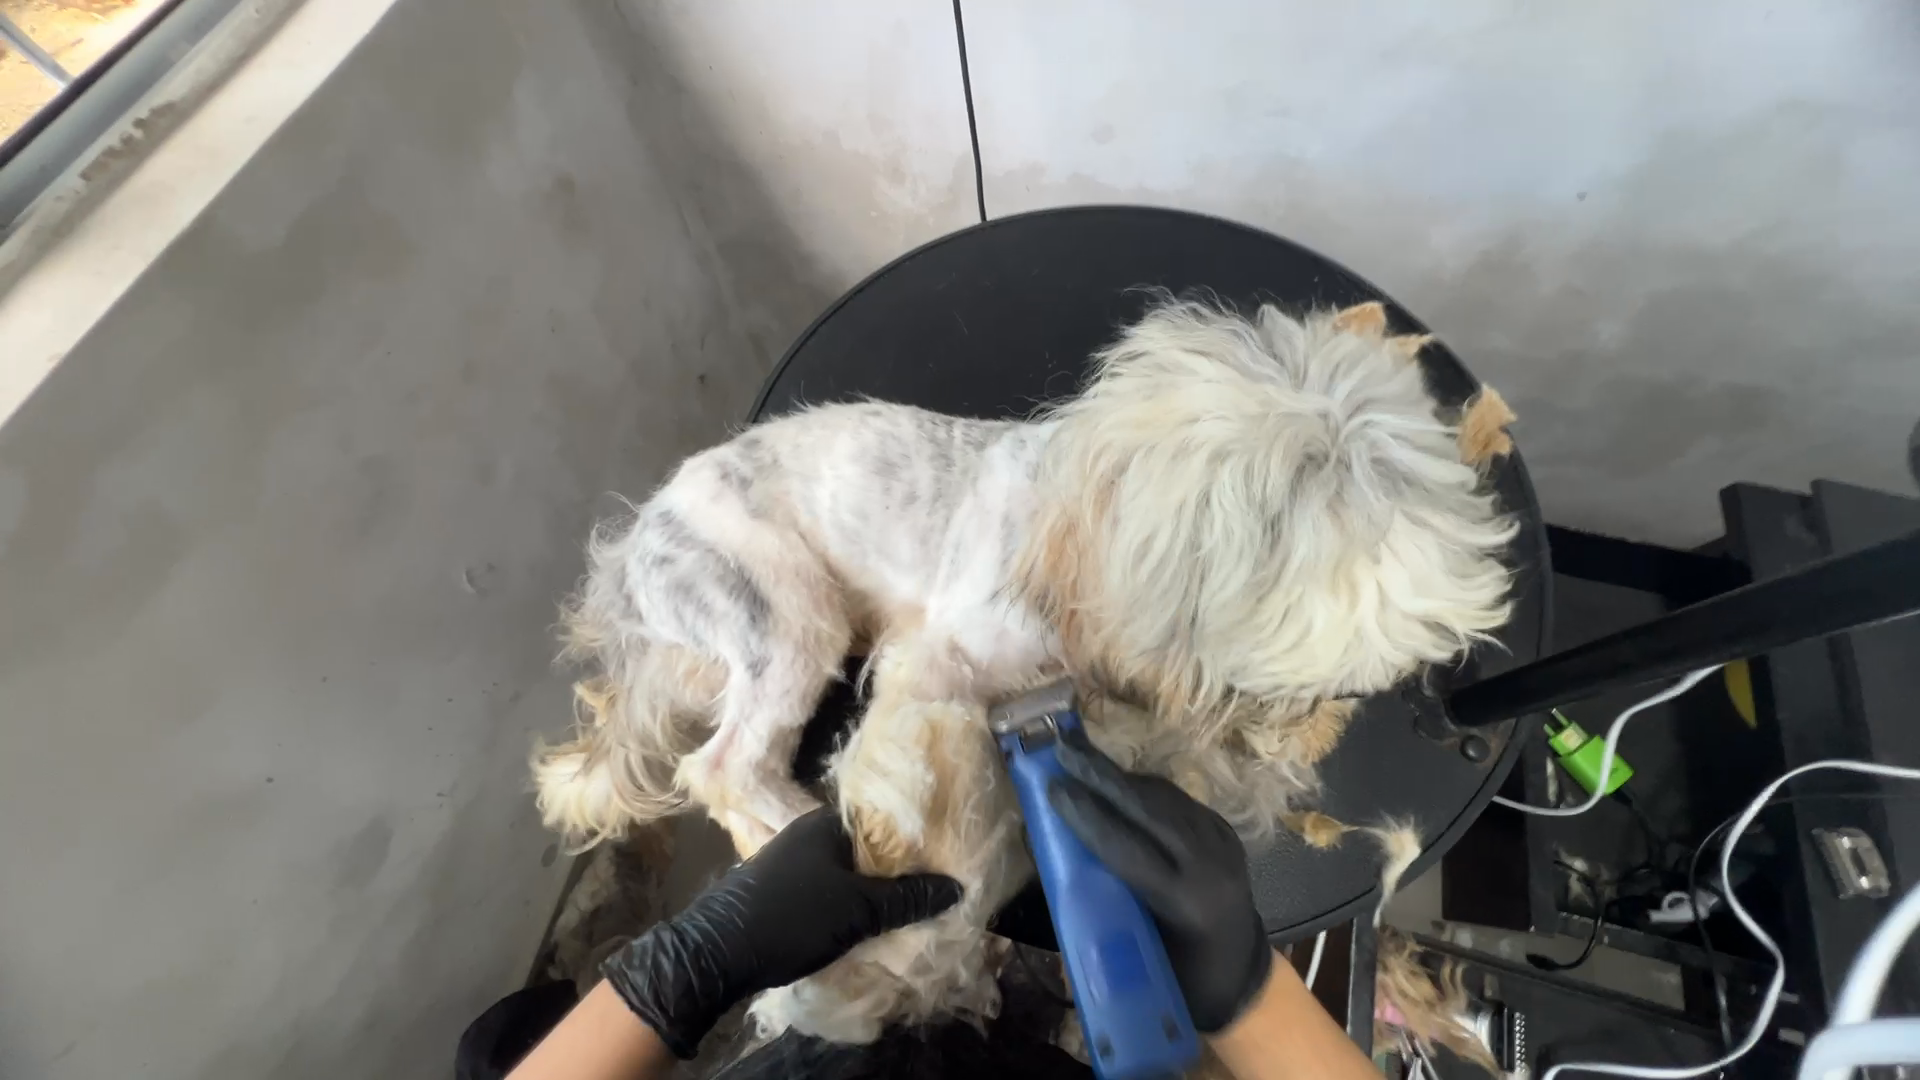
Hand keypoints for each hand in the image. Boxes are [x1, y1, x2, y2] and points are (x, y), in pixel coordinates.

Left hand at [602, 807, 961, 1056]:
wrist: (716, 952)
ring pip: (848, 866)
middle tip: (932, 883)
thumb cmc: (792, 916)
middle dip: (897, 864)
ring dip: (874, 883)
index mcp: (829, 822)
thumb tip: (955, 885)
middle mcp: (811, 830)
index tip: (944, 853)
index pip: (884, 817)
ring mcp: (794, 857)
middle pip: (867, 843)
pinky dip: (851, 896)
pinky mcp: (783, 885)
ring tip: (908, 901)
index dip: (915, 836)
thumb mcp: (857, 909)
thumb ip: (907, 897)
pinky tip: (867, 915)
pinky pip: (830, 883)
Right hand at [1047, 738, 1272, 1032]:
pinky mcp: (1224, 830)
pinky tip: (1116, 781)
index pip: (1127, 848)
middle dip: (1100, 774)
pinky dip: (1142, 787)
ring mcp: (1222, 843)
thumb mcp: (1131, 953)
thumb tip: (1045, 849)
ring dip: (1119, 776)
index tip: (1054, 788)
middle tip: (1062, 748)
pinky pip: (1176, 799)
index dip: (1088, 815)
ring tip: (1081, 757)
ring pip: (1163, 795)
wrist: (1241, 977)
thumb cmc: (1176, 977)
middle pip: (1148, 806)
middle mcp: (1209, 865)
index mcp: (1185, 904)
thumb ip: (1093, 902)